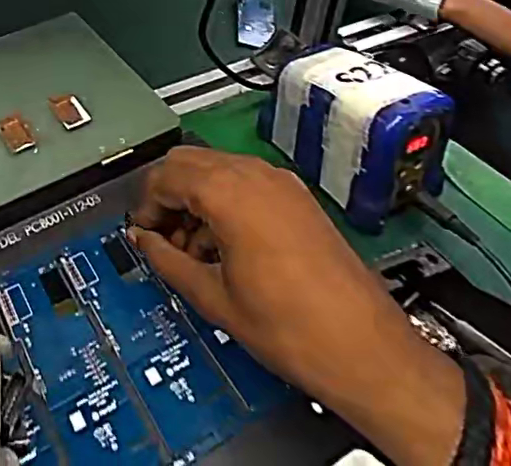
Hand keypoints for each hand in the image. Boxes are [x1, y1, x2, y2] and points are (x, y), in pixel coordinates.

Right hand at [129, 148, 465, 465]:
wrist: (368, 351)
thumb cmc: (296, 329)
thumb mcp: (214, 297)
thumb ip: (167, 261)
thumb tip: (145, 242)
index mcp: (229, 193)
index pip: (165, 175)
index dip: (145, 205)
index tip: (142, 232)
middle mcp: (254, 175)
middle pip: (187, 160)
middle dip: (166, 194)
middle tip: (161, 236)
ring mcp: (280, 182)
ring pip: (216, 167)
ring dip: (194, 197)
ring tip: (192, 248)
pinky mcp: (296, 196)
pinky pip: (245, 181)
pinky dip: (223, 199)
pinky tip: (224, 244)